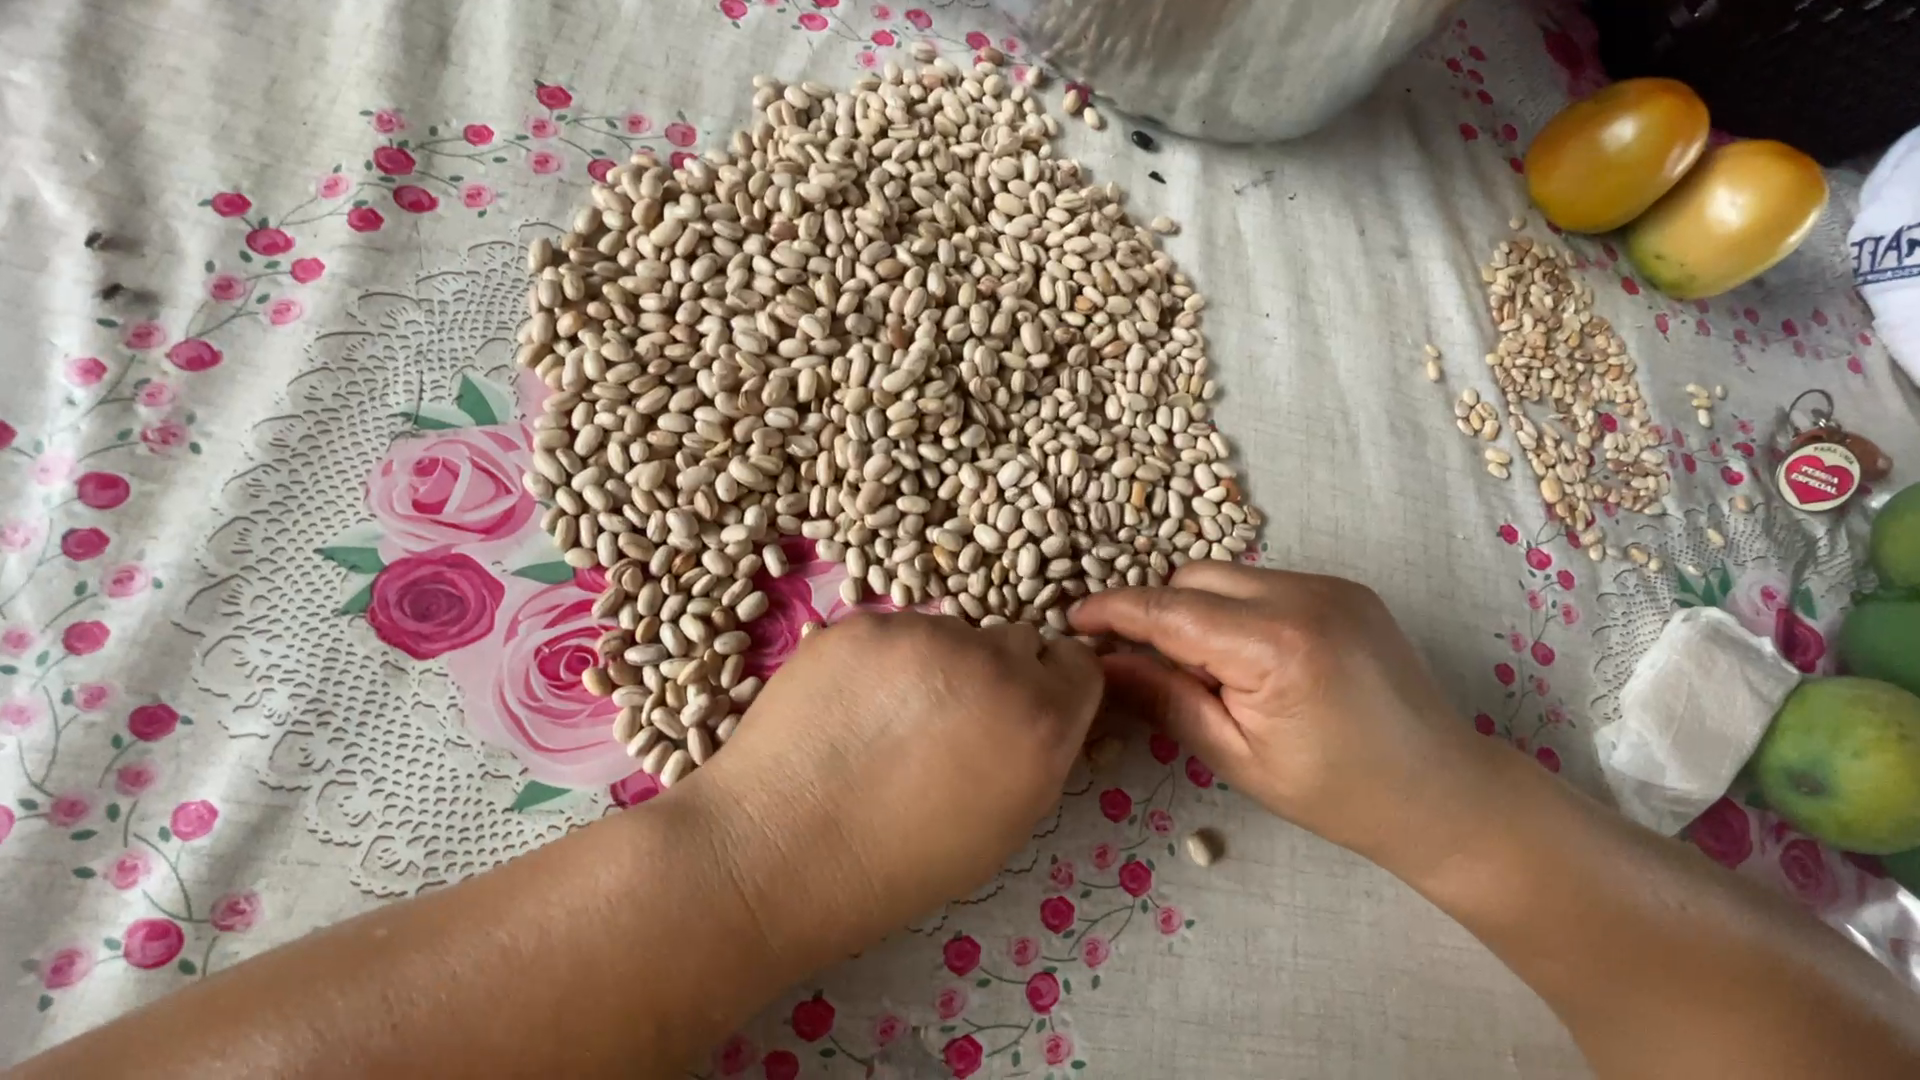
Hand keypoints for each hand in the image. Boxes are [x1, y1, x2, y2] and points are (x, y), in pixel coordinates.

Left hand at [683, 612, 1102, 966]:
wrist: (777, 853)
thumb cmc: (898, 865)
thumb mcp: (1004, 823)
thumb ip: (1039, 751)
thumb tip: (1041, 709)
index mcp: (1041, 721)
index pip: (1077, 664)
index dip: (1052, 686)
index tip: (1022, 708)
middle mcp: (994, 664)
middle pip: (1018, 641)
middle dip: (997, 673)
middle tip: (948, 717)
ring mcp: (924, 634)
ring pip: (952, 632)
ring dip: (937, 663)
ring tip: (886, 718)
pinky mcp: (865, 621)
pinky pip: (894, 629)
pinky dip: (883, 658)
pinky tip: (850, 704)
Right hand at [1069, 562, 1496, 869]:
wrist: (1444, 792)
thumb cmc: (1336, 794)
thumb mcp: (1236, 756)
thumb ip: (1164, 699)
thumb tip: (1102, 664)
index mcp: (1275, 647)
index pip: (1169, 611)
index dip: (1114, 611)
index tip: (1074, 621)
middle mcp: (1303, 596)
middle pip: (1193, 578)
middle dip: (1156, 611)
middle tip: (1142, 661)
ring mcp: (1329, 585)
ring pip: (1226, 575)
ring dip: (1195, 608)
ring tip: (1201, 665)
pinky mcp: (1344, 587)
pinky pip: (1262, 582)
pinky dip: (1234, 608)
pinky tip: (1245, 655)